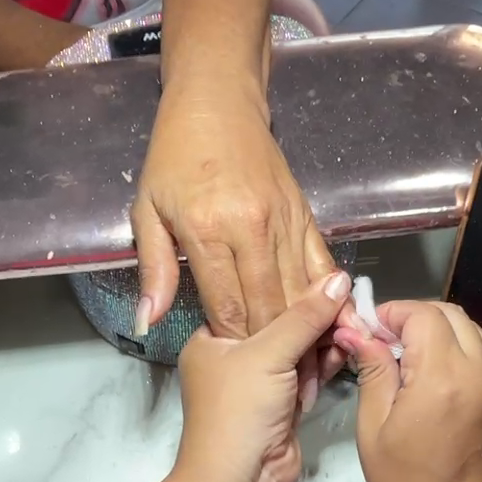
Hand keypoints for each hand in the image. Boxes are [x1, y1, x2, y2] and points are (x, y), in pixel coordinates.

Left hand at [132, 83, 339, 396]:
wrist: (218, 101)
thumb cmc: (174, 159)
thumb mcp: (147, 211)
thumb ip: (154, 271)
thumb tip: (147, 323)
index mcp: (207, 231)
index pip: (228, 308)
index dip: (234, 345)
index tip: (237, 369)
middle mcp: (251, 230)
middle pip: (268, 308)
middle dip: (271, 349)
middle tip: (275, 380)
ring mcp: (284, 222)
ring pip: (299, 293)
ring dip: (303, 333)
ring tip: (305, 364)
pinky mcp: (306, 216)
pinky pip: (322, 266)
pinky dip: (328, 299)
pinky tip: (334, 324)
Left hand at [174, 270, 351, 481]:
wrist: (239, 480)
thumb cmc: (238, 411)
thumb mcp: (268, 353)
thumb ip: (304, 316)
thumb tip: (340, 278)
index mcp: (212, 338)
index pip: (252, 297)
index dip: (288, 286)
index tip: (325, 276)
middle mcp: (233, 357)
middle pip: (280, 323)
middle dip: (314, 317)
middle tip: (348, 305)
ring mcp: (259, 382)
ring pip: (298, 348)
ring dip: (324, 341)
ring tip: (352, 326)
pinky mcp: (282, 403)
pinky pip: (307, 372)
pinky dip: (325, 363)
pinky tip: (347, 347)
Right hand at [334, 302, 481, 481]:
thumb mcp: (374, 428)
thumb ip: (372, 371)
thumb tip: (356, 331)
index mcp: (442, 377)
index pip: (421, 315)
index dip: (391, 314)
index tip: (367, 331)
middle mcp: (478, 370)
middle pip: (449, 314)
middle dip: (412, 317)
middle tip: (382, 341)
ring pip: (469, 328)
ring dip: (435, 329)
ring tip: (405, 354)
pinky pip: (481, 350)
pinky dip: (455, 346)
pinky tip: (430, 370)